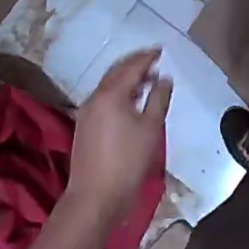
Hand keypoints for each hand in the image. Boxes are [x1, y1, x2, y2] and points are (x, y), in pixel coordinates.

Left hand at [63, 48, 172, 227]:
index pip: (131, 67)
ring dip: (126, 78)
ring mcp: (86, 112)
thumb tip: (164, 79)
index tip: (160, 50)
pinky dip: (118, 92)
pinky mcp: (84, 126)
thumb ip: (159, 99)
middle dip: (135, 64)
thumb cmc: (127, 162)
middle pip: (116, 72)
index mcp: (111, 94)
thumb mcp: (151, 128)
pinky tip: (131, 101)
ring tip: (146, 80)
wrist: (95, 198)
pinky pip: (103, 98)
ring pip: (108, 85)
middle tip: (153, 60)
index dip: (147, 57)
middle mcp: (95, 98)